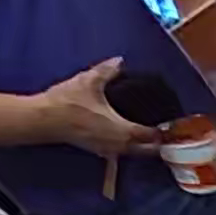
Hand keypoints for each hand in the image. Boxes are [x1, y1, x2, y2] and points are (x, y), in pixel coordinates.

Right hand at [32, 58, 161, 157]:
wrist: (47, 120)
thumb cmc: (69, 102)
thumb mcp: (89, 82)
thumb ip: (107, 71)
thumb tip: (120, 60)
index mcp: (125, 131)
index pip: (152, 135)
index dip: (162, 130)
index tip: (168, 124)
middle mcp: (123, 146)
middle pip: (149, 150)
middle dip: (158, 143)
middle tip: (163, 133)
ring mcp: (113, 152)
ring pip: (137, 154)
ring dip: (146, 147)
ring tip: (150, 136)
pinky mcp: (103, 153)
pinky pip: (124, 153)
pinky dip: (131, 147)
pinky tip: (129, 137)